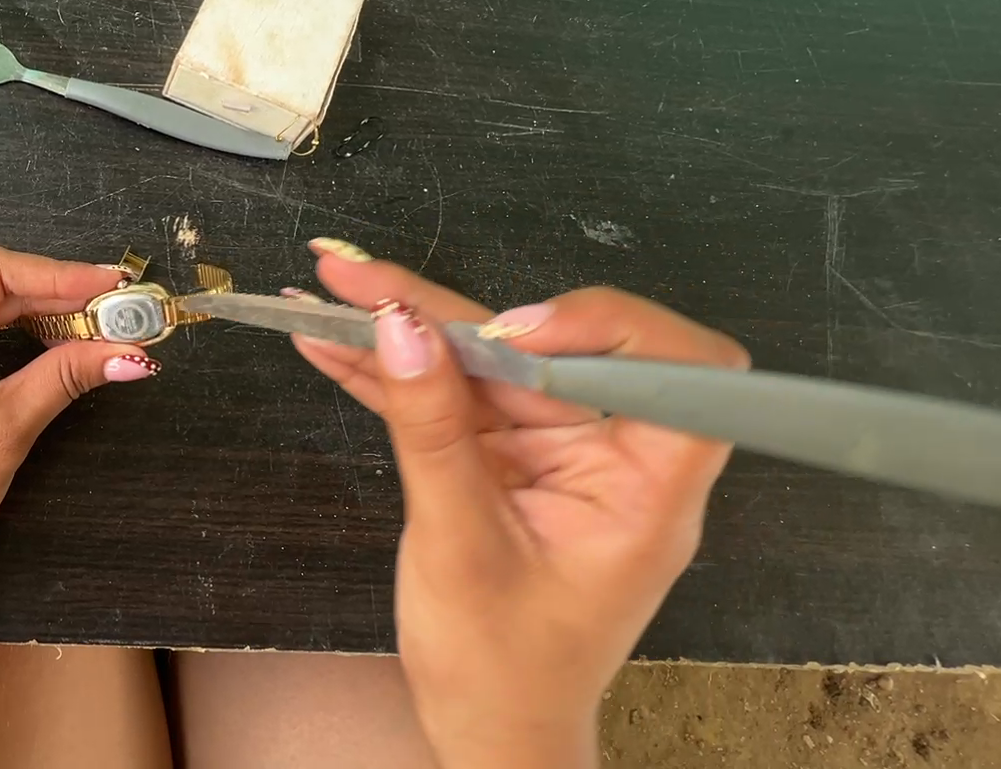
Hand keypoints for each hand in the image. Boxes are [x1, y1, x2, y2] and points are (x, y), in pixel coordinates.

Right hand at [293, 239, 747, 768]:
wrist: (480, 723)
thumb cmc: (497, 661)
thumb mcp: (459, 544)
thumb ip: (431, 430)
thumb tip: (399, 326)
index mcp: (642, 484)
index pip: (677, 371)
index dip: (601, 328)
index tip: (507, 330)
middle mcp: (596, 450)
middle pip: (529, 350)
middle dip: (437, 309)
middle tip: (353, 276)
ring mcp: (536, 449)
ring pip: (469, 364)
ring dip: (391, 330)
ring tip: (323, 293)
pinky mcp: (486, 453)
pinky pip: (435, 398)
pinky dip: (380, 373)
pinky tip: (325, 343)